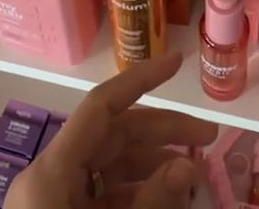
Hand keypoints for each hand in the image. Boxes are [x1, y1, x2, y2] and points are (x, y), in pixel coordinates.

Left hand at [5, 54, 218, 208]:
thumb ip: (152, 204)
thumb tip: (186, 164)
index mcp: (51, 172)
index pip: (102, 107)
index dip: (142, 80)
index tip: (179, 65)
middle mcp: (49, 180)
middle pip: (112, 136)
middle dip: (162, 133)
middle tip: (208, 141)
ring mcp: (52, 206)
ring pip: (110, 167)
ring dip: (153, 166)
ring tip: (195, 177)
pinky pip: (102, 198)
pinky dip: (136, 196)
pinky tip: (168, 204)